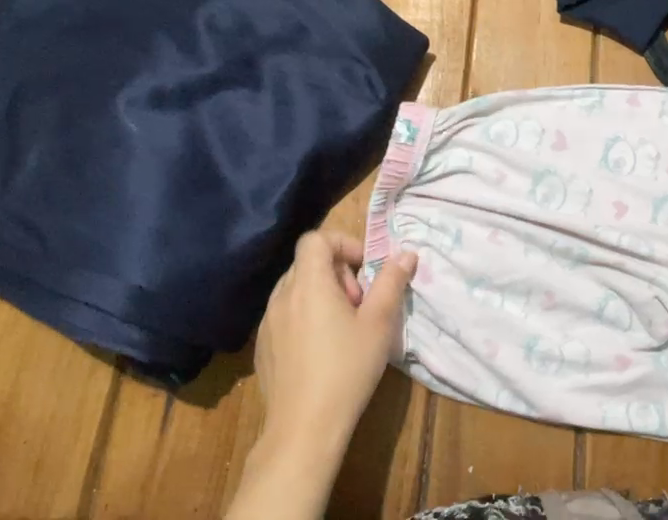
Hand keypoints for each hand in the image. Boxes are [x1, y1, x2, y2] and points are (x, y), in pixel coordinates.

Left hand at [229, 232, 415, 519]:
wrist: (304, 428)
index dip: (342, 244)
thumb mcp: (379, 323)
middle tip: (359, 303)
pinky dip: (304, 317)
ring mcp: (267, 323)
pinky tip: (320, 350)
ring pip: (295, 290)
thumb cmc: (347, 369)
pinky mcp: (262, 347)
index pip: (316, 239)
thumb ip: (391, 282)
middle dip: (337, 273)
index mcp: (309, 284)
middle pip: (307, 264)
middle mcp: (282, 296)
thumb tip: (405, 254)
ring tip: (342, 328)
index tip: (364, 270)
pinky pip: (284, 315)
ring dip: (320, 295)